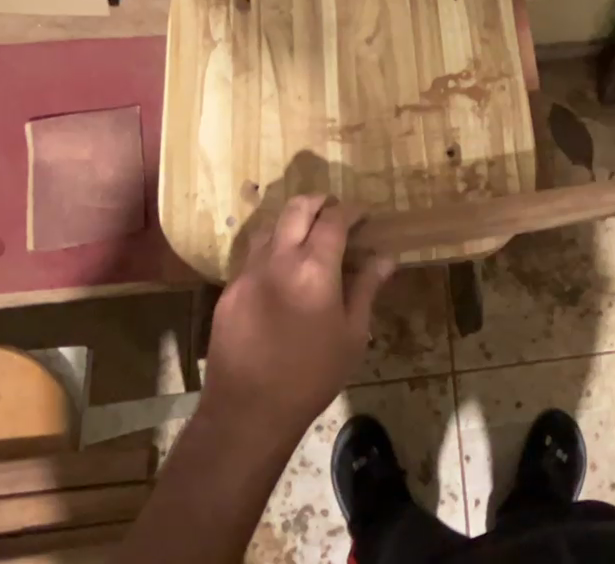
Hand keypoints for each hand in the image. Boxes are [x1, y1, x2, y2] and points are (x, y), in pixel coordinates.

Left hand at [202, 194, 394, 439]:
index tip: (363, 215)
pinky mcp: (229, 290)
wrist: (248, 411)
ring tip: (307, 235)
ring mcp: (248, 272)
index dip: (351, 211)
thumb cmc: (311, 376)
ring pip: (269, 226)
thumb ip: (366, 289)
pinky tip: (282, 269)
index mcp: (314, 269)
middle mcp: (278, 260)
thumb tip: (385, 258)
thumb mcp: (352, 335)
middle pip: (296, 209)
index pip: (334, 220)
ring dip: (291, 221)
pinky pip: (252, 254)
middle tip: (334, 211)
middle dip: (318, 202)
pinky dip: (271, 247)